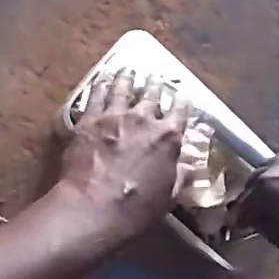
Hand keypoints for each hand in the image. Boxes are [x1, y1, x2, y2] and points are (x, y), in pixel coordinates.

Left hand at [57, 69, 190, 233]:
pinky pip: (96, 95)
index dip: (183, 103)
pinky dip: (101, 85)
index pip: (181, 112)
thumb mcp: (169, 196)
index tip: (183, 97)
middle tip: (156, 78)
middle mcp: (143, 118)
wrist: (92, 208)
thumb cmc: (136, 208)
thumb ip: (180, 175)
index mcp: (168, 136)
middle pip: (152, 95)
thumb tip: (190, 164)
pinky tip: (102, 80)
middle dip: (156, 86)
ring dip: (127, 78)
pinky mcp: (88, 119)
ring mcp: (114, 116)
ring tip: (129, 70)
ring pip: (122, 88)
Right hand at [234, 151, 278, 259]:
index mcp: (266, 185)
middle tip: (253, 219)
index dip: (238, 221)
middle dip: (251, 201)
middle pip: (253, 183)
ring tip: (275, 209)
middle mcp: (276, 164)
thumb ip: (267, 230)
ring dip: (268, 190)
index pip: (242, 205)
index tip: (235, 230)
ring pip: (272, 174)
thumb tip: (258, 223)